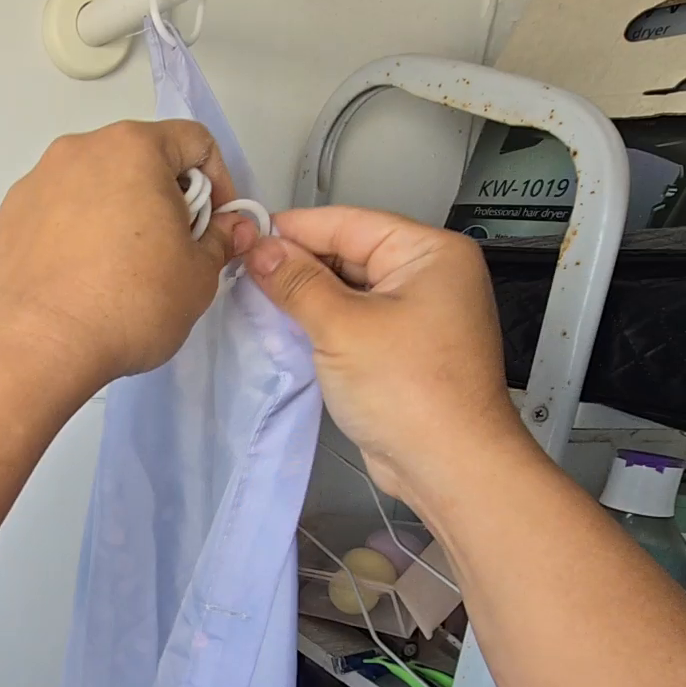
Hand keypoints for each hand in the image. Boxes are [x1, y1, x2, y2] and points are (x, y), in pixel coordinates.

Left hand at [0, 120, 257, 391]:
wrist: (36, 347)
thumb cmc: (130, 305)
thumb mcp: (197, 279)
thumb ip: (219, 241)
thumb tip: (228, 227)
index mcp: (131, 148)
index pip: (193, 143)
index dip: (218, 183)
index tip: (217, 227)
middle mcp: (75, 153)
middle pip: (134, 163)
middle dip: (159, 200)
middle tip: (167, 253)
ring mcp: (30, 188)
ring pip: (85, 192)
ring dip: (109, 220)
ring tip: (113, 274)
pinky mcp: (0, 227)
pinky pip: (47, 224)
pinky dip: (67, 244)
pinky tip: (71, 288)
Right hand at [244, 206, 533, 508]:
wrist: (445, 463)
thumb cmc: (406, 388)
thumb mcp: (341, 326)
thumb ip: (296, 283)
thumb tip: (258, 247)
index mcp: (429, 253)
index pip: (348, 223)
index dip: (292, 228)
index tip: (242, 233)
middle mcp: (427, 275)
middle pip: (347, 253)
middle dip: (295, 262)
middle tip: (239, 270)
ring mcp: (414, 313)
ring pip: (345, 288)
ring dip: (303, 294)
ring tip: (252, 296)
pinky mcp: (398, 348)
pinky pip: (350, 320)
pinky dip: (318, 321)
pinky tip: (282, 326)